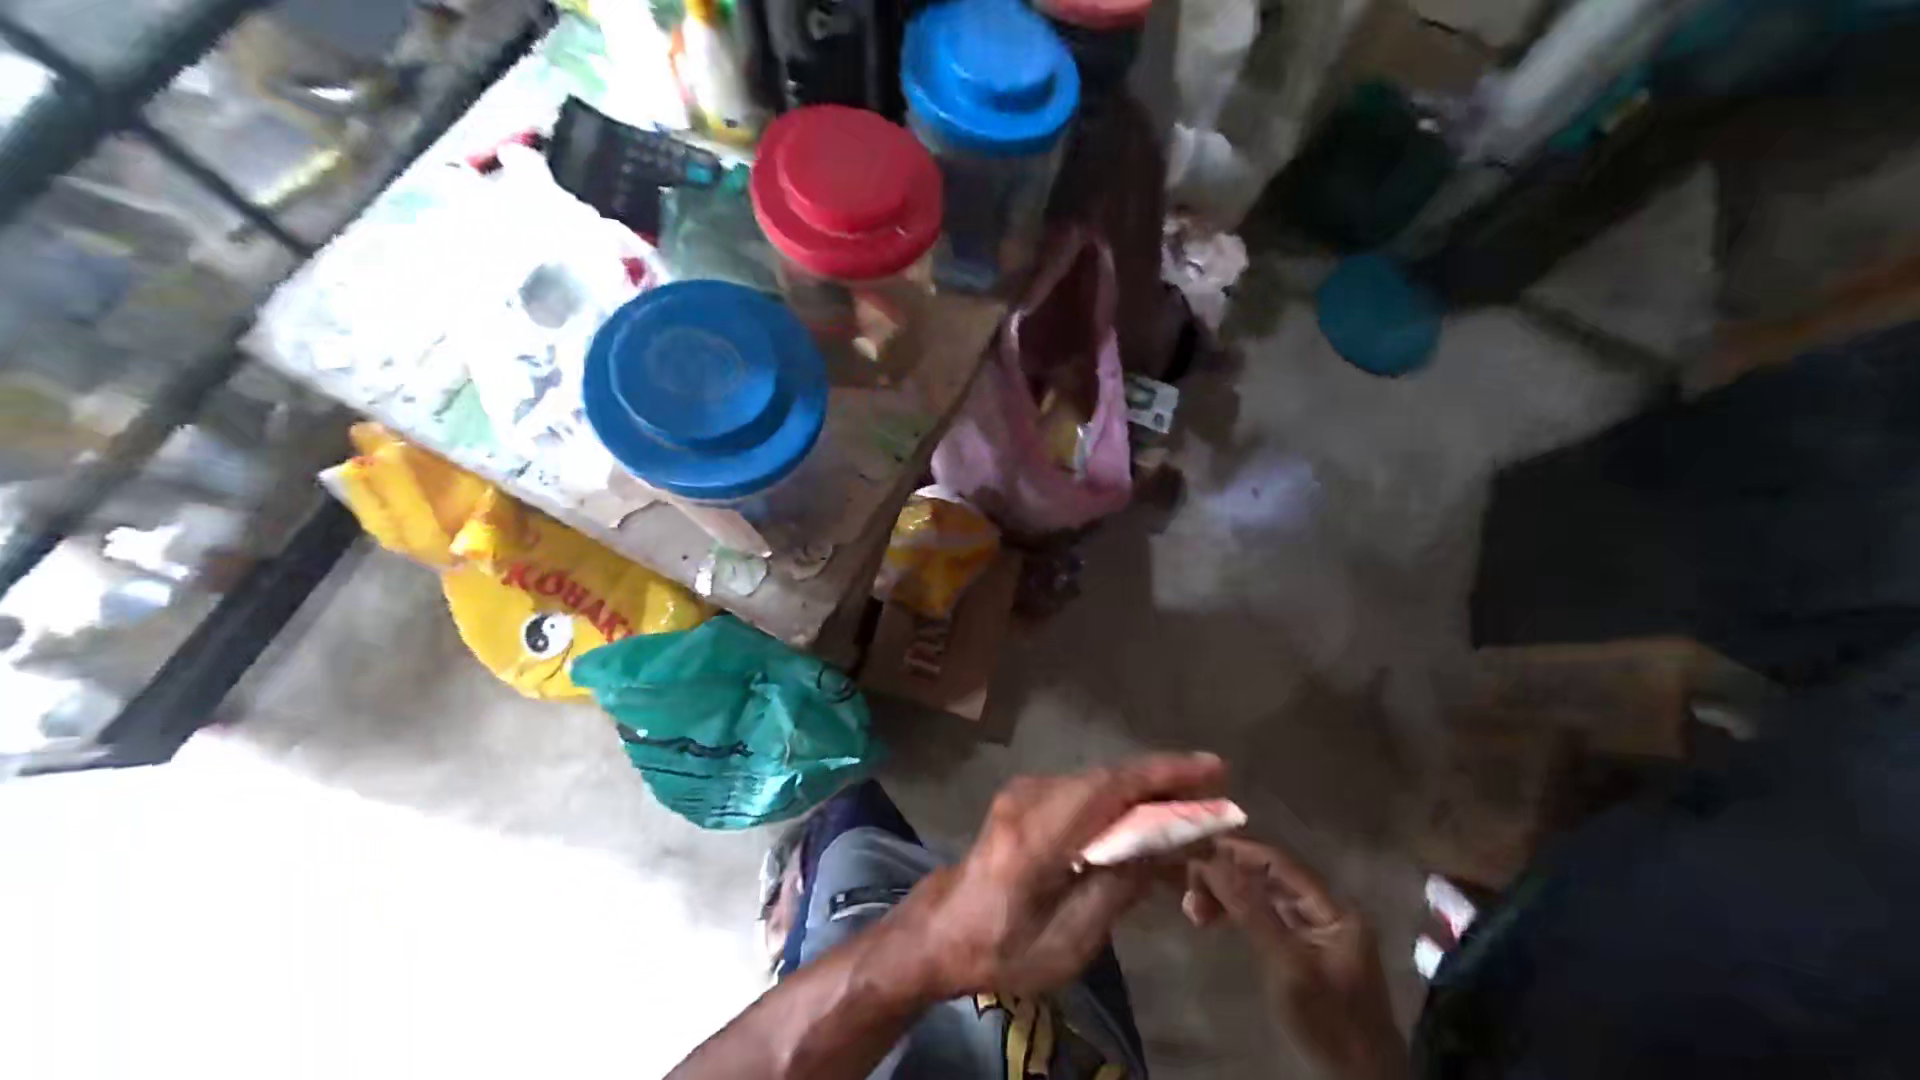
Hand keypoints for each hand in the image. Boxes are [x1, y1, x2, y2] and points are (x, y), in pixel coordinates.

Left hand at [884, 753, 1226, 999]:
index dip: (1164, 774)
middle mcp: (1030, 798)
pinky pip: (1082, 791)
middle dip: (1163, 783)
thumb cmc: (1003, 948)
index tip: (1213, 768)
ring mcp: (1023, 792)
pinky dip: (1117, 801)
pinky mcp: (1023, 797)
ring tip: (1187, 812)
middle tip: (1213, 798)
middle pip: (1108, 778)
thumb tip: (1161, 847)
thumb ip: (1115, 890)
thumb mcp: (1067, 941)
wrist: (943, 929)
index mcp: (1037, 834)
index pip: (1110, 787)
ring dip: (1142, 793)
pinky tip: (1141, 822)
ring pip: (1097, 781)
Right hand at [1187, 838, 1407, 1079]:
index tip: (1197, 847)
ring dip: (1226, 897)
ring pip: (1261, 897)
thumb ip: (1251, 910)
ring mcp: (1314, 932)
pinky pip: (1263, 918)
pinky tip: (1211, 916)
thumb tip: (1211, 859)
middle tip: (1189, 886)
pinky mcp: (1301, 951)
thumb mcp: (1286, 965)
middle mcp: (1325, 911)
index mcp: (1333, 908)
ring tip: (1193, 907)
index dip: (1238, 850)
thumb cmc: (1328, 1024)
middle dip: (1226, 877)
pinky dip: (1235, 915)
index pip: (1279, 863)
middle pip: (1268, 878)